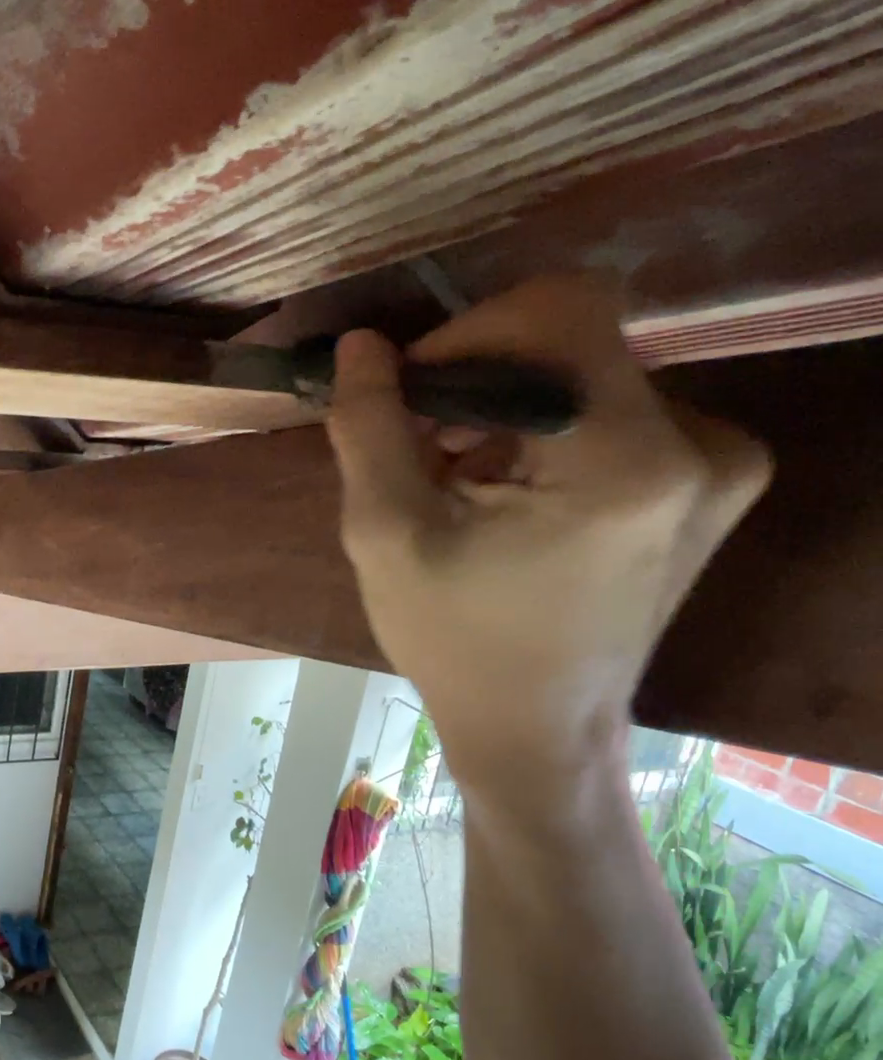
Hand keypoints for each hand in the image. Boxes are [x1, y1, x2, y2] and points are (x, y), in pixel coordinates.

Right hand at [324, 278, 770, 793]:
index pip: (553, 313)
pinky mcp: (708, 478)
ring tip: (454, 482)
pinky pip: (607, 408)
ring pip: (580, 374)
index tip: (409, 401)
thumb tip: (361, 343)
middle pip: (565, 344)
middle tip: (418, 451)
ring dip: (500, 411)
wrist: (536, 725)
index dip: (465, 337)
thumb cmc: (453, 638)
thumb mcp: (383, 532)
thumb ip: (368, 426)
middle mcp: (700, 442)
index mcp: (625, 459)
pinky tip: (500, 493)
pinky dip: (538, 432)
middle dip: (473, 383)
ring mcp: (719, 461)